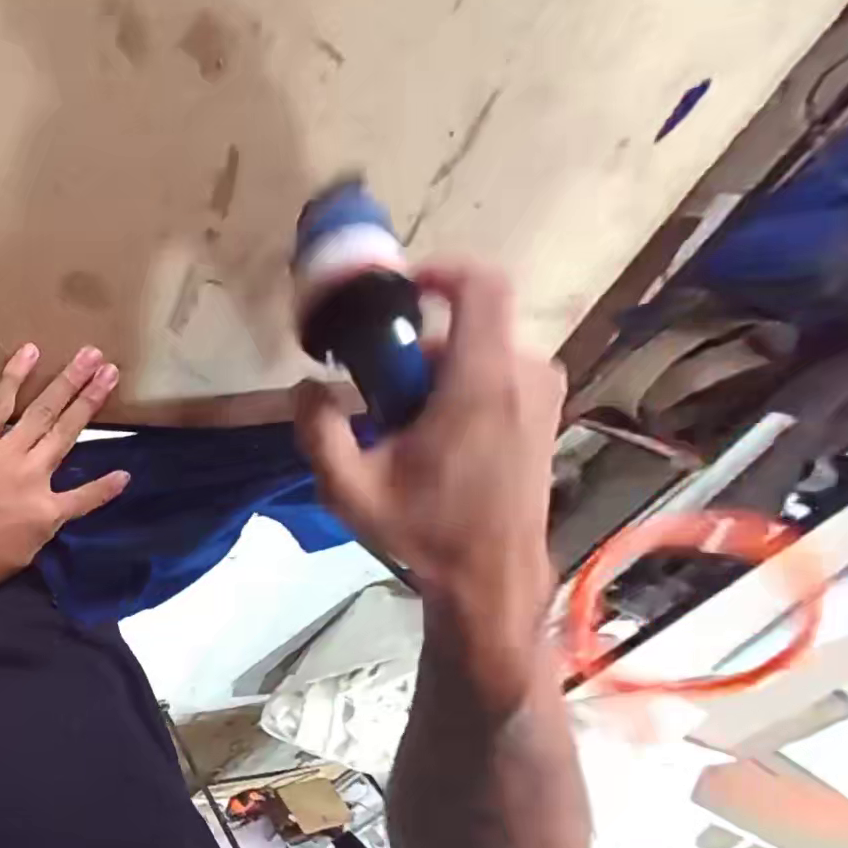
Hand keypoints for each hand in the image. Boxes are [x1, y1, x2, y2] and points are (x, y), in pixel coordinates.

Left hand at [0, 344, 129, 596]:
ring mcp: (3, 453)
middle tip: (112, 369)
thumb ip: (41, 528)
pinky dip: (15, 376)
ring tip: (88, 356)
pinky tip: (30, 352)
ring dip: (67, 380)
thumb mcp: (20, 556)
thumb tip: (49, 511)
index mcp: (47, 513)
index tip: (124, 474)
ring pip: (42, 411)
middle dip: (92, 399)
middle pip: (68, 432)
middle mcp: (32, 476)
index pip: (86, 497)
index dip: (107, 487)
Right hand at [295, 261, 563, 604]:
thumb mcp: (349, 489)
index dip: (440, 271)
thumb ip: (318, 432)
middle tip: (377, 402)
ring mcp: (541, 396)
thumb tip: (304, 390)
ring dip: (432, 375)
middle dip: (412, 353)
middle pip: (463, 330)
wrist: (491, 577)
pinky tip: (435, 440)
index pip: (481, 287)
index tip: (399, 290)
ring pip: (477, 354)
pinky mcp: (543, 416)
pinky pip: (496, 376)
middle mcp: (523, 376)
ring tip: (403, 429)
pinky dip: (458, 389)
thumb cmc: (424, 529)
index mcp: (480, 383)